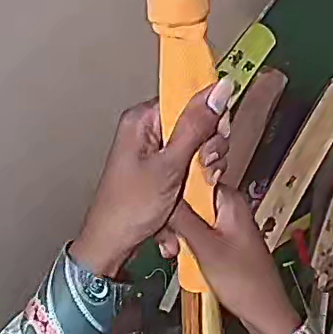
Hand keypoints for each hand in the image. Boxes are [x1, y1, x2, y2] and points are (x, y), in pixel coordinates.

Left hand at [69, 78, 232, 277]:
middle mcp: (147, 130)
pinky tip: (189, 195)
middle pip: (197, 124)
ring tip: (191, 189)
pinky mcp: (161, 170)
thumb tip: (219, 90)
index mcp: (143, 120)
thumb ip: (196, 126)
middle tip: (200, 171)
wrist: (112, 243)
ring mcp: (155, 152)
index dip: (208, 121)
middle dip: (207, 151)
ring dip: (203, 171)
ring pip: (198, 148)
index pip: (189, 99)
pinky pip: (190, 166)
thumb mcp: (169, 166)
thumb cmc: (128, 208)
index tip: (210, 145)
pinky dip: (194, 181)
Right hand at [165, 188, 303, 333]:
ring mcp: (224, 224)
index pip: (192, 178)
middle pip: (187, 199)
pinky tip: (179, 257)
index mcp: (229, 200)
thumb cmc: (244, 282)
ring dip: (176, 235)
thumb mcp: (206, 248)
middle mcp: (227, 207)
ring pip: (188, 218)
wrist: (263, 311)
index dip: (172, 194)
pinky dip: (185, 244)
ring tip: (173, 254)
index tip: (160, 211)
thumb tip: (161, 195)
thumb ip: (182, 219)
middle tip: (168, 243)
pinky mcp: (221, 240)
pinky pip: (195, 233)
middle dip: (172, 219)